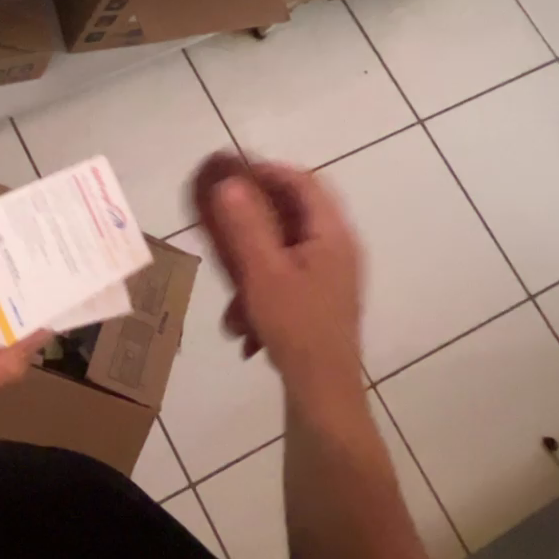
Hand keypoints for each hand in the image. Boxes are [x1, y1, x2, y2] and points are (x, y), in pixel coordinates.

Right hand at [195, 156, 364, 419]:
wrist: (322, 388)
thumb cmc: (295, 326)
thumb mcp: (262, 273)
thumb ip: (245, 226)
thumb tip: (229, 183)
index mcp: (332, 234)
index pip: (304, 181)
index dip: (267, 170)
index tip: (229, 173)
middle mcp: (338, 247)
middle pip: (294, 211)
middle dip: (252, 215)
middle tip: (220, 217)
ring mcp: (332, 273)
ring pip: (286, 244)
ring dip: (252, 255)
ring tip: (226, 277)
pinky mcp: (320, 296)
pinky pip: (286, 271)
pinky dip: (260, 281)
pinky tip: (240, 317)